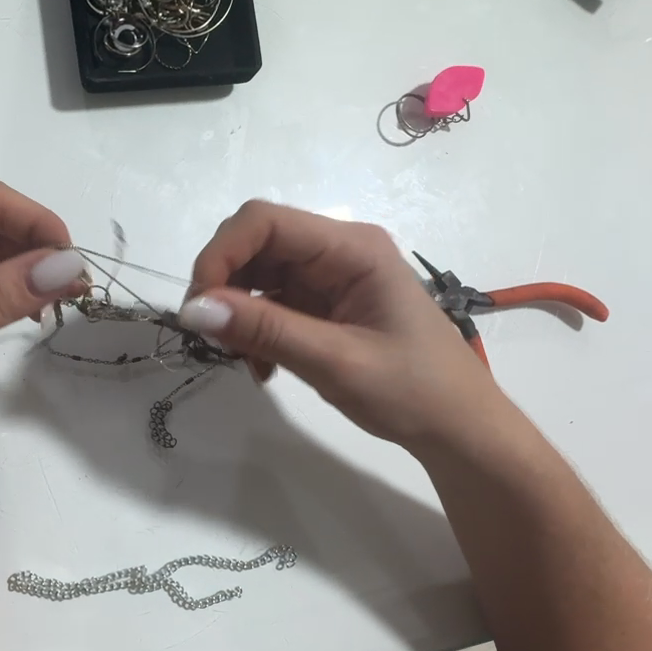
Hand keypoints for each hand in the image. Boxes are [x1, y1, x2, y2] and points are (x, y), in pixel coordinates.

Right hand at [175, 200, 505, 450]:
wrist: (457, 428)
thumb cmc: (412, 391)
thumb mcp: (335, 362)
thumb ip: (264, 330)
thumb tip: (193, 310)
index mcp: (351, 248)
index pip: (263, 222)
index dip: (220, 255)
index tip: (199, 309)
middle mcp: (336, 251)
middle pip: (253, 244)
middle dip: (222, 286)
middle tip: (214, 339)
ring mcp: (328, 278)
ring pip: (254, 275)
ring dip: (234, 314)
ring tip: (242, 360)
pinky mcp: (321, 305)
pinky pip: (267, 304)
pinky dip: (251, 332)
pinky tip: (261, 368)